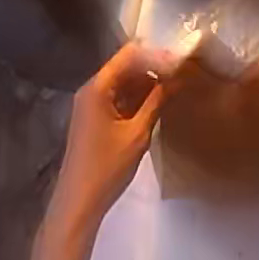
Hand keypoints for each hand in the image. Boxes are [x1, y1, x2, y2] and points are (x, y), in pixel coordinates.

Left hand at [52, 42, 170, 225]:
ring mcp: (90, 103)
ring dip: (146, 82)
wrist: (77, 204)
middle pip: (125, 65)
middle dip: (152, 67)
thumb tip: (178, 78)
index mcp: (97, 87)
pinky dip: (136, 96)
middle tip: (181, 73)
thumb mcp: (137, 134)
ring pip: (122, 81)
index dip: (156, 55)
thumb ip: (157, 101)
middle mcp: (91, 88)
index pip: (129, 55)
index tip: (181, 62)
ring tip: (173, 86)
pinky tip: (156, 102)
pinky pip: (117, 96)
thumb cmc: (107, 167)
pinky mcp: (93, 117)